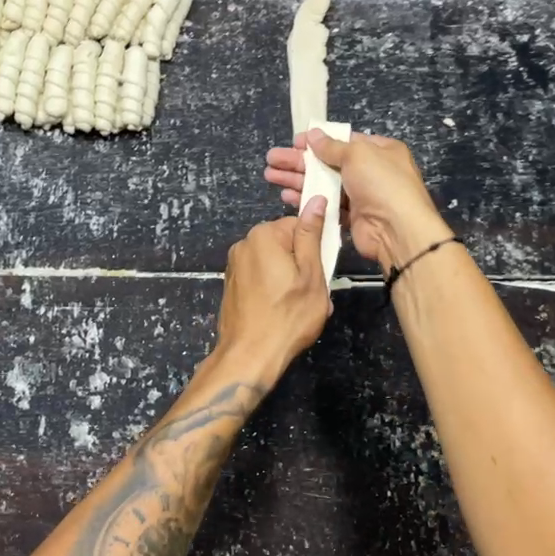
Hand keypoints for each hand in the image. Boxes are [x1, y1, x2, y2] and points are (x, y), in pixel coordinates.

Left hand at [214, 200, 332, 381]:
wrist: (249, 356)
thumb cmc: (288, 316)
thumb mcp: (311, 274)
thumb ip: (312, 235)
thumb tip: (316, 199)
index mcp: (263, 235)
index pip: (299, 226)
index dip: (315, 247)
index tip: (322, 270)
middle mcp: (244, 244)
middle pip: (285, 244)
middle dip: (302, 265)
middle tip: (314, 294)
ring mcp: (234, 266)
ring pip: (273, 263)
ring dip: (290, 279)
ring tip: (300, 308)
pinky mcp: (232, 285)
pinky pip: (260, 278)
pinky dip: (273, 289)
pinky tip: (282, 312)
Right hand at [263, 129, 450, 272]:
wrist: (397, 230)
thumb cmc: (381, 183)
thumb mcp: (357, 154)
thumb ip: (332, 146)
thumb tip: (312, 134)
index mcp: (379, 151)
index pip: (343, 141)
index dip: (317, 141)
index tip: (293, 142)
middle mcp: (371, 171)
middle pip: (328, 163)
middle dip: (299, 161)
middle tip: (272, 160)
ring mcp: (361, 196)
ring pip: (323, 184)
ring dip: (297, 179)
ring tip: (270, 175)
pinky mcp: (352, 217)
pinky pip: (326, 204)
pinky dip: (307, 199)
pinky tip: (286, 196)